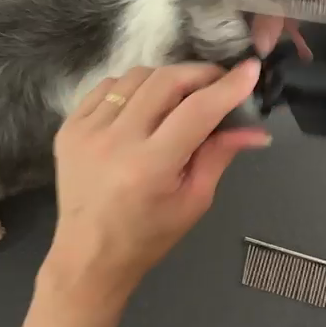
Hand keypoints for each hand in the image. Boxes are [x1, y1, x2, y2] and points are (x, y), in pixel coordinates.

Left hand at [41, 60, 268, 309]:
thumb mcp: (195, 200)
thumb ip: (221, 155)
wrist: (88, 256)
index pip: (198, 111)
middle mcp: (116, 141)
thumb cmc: (149, 236)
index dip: (228, 87)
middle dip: (200, 74)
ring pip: (137, 77)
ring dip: (167, 79)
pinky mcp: (69, 127)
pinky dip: (133, 87)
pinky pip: (108, 86)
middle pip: (166, 81)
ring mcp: (87, 131)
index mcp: (151, 166)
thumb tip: (256, 129)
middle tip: (219, 81)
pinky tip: (145, 105)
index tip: (250, 70)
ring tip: (181, 97)